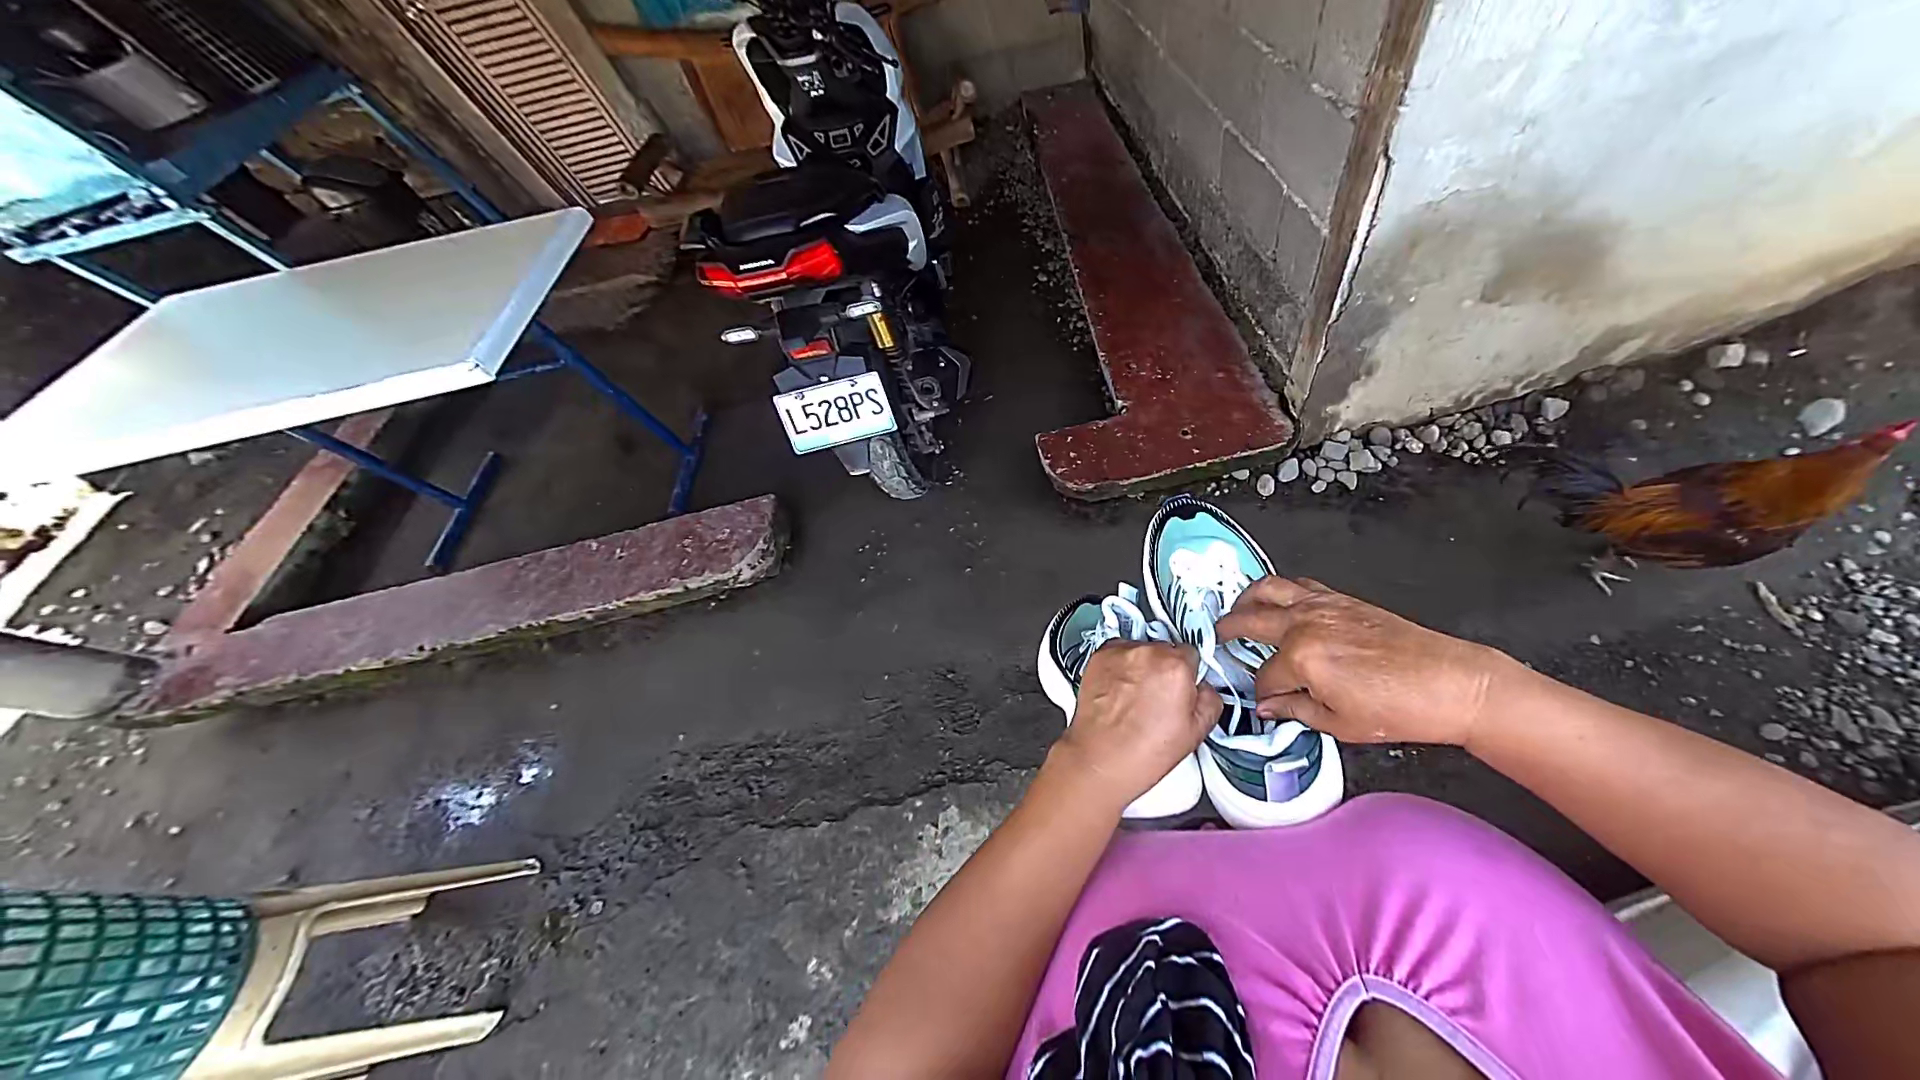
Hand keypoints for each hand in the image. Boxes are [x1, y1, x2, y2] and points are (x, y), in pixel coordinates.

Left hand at [1052, 642, 1217, 811]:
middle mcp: (1147, 653)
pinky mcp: (1098, 657)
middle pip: (1164, 650)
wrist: (1101, 757)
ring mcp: (1120, 653)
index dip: (1187, 674)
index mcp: (1177, 666)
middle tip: (1157, 697)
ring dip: (1140, 666)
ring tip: (1135, 697)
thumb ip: (1210, 699)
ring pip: (1140, 650)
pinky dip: (1119, 666)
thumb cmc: (1144, 750)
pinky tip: (1119, 691)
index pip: (1191, 654)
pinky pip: (1117, 654)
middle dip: (1164, 669)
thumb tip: (1205, 687)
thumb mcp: (1198, 731)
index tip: (1181, 686)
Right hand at [1213, 577, 1518, 745]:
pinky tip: (1279, 603)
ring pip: (1267, 590)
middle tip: (1218, 639)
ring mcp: (1322, 607)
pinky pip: (1298, 585)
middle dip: (1228, 633)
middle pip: (1249, 621)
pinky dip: (1280, 590)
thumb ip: (1295, 711)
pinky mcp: (1341, 600)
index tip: (1267, 703)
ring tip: (1237, 610)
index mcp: (1301, 658)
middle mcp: (1305, 625)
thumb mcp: (1340, 724)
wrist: (1453, 684)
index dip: (1262, 694)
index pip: (1264, 677)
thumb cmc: (1402, 707)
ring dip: (1245, 599)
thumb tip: (1271, 707)